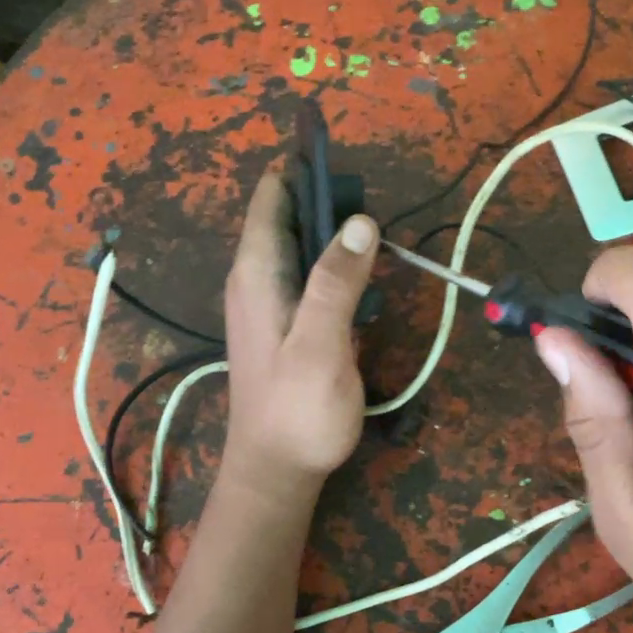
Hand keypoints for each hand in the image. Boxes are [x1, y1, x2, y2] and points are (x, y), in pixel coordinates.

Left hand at [221, 166, 379, 495]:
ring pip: (300, 248)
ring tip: (376, 237)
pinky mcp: (285, 326)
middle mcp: (256, 280)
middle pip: (287, 218)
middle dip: (326, 202)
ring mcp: (268, 303)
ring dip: (334, 235)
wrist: (277, 471)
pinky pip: (307, 277)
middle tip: (374, 209)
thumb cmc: (297, 410)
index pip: (271, 199)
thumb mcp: (321, 344)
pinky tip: (363, 281)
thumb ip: (337, 283)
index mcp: (257, 274)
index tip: (344, 162)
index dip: (302, 171)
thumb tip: (360, 221)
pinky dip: (333, 266)